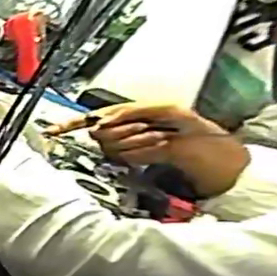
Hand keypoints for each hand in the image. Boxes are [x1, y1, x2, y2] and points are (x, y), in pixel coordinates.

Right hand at [49, 103, 248, 196]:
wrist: (226, 163)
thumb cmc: (205, 134)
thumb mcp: (171, 111)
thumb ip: (132, 112)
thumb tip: (98, 122)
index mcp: (134, 115)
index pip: (94, 116)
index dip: (71, 123)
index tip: (51, 130)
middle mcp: (126, 132)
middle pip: (99, 131)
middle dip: (124, 130)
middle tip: (150, 129)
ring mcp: (128, 148)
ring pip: (110, 145)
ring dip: (137, 142)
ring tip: (162, 141)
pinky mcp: (133, 164)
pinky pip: (121, 157)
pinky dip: (140, 152)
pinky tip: (159, 150)